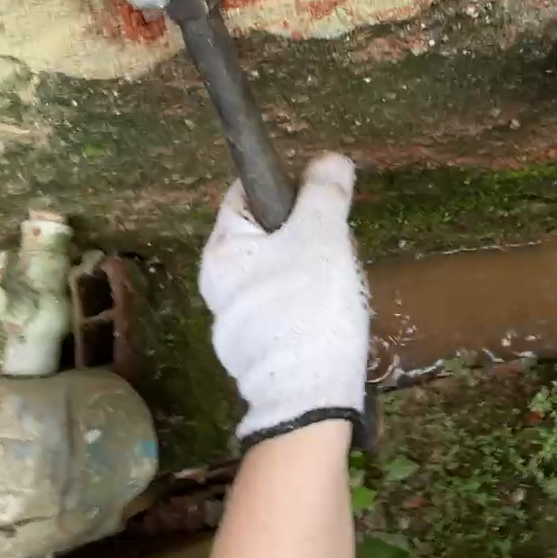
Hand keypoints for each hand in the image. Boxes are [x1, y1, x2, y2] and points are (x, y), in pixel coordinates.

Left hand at [199, 153, 369, 448]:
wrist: (308, 396)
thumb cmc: (309, 306)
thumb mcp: (322, 237)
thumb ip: (324, 193)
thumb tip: (329, 160)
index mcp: (222, 251)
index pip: (246, 194)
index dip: (285, 189)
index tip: (319, 202)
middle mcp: (217, 284)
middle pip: (268, 235)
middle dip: (307, 236)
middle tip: (336, 252)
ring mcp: (234, 322)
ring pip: (279, 273)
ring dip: (311, 272)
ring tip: (339, 290)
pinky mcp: (256, 352)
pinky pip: (284, 310)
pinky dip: (307, 307)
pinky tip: (328, 320)